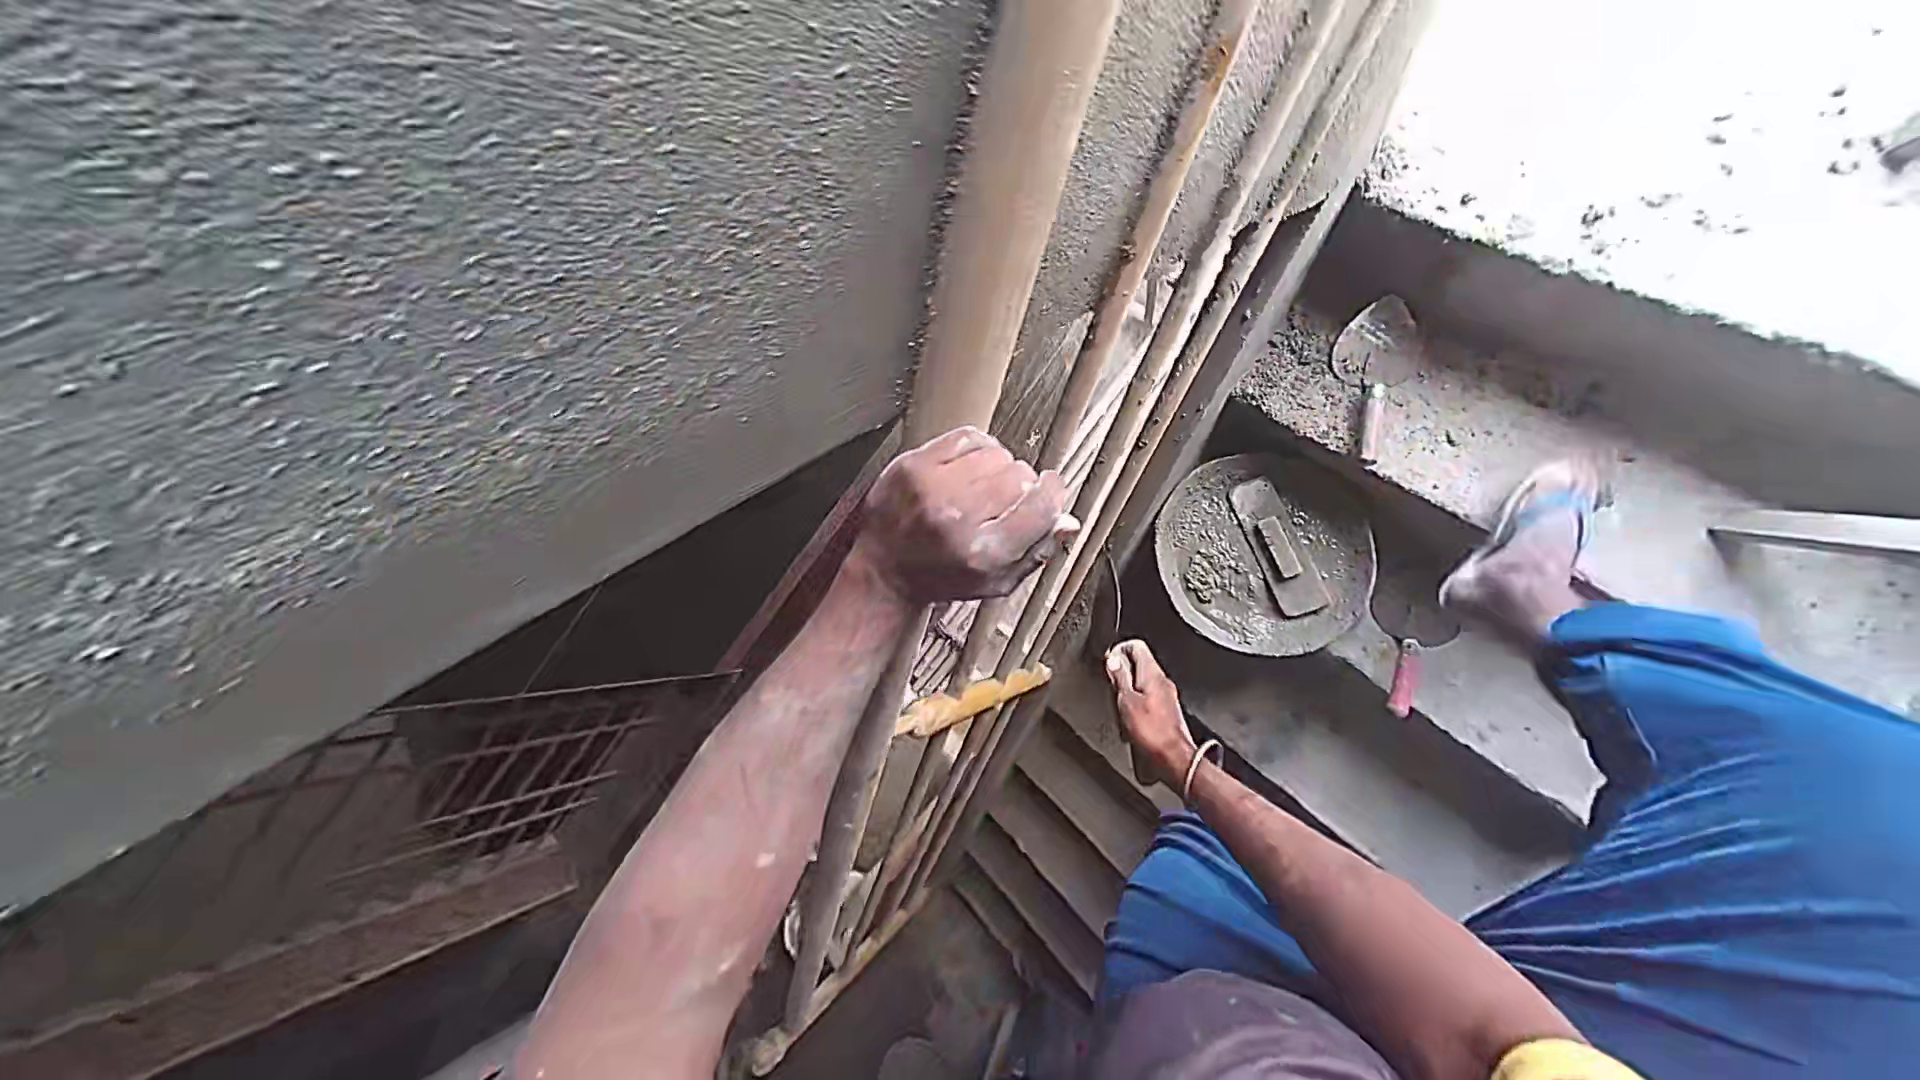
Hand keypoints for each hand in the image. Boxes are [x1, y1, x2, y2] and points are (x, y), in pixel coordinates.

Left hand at [851, 426, 1077, 604]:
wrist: (884, 571)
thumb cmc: (942, 578)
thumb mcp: (995, 582)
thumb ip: (1036, 553)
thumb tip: (1070, 521)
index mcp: (983, 554)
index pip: (1041, 506)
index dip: (1054, 494)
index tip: (1050, 490)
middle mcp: (958, 519)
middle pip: (1020, 477)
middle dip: (1022, 486)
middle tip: (1004, 501)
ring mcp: (932, 488)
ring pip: (997, 454)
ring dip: (999, 467)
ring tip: (983, 487)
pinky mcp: (913, 465)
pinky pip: (967, 437)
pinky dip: (976, 449)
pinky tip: (968, 469)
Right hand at [1104, 640, 1193, 788]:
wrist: (1173, 759)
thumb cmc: (1152, 733)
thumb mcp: (1126, 701)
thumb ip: (1119, 677)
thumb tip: (1113, 659)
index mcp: (1153, 674)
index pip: (1137, 646)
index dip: (1120, 650)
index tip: (1109, 662)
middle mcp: (1163, 682)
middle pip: (1139, 663)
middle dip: (1122, 671)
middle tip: (1111, 685)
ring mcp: (1167, 696)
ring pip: (1143, 681)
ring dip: (1128, 688)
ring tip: (1119, 704)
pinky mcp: (1167, 711)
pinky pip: (1148, 697)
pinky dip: (1136, 702)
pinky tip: (1130, 718)